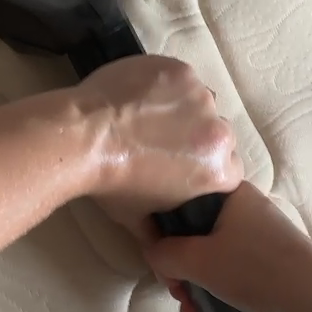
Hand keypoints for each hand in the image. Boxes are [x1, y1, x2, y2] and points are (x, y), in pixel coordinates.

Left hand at [72, 56, 241, 232]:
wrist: (84, 138)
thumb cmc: (112, 181)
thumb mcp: (138, 219)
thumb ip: (159, 230)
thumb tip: (159, 241)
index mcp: (218, 171)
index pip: (228, 169)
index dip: (203, 167)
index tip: (181, 164)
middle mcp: (219, 132)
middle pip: (215, 133)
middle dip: (194, 137)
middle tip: (159, 139)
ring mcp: (199, 96)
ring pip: (197, 102)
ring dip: (179, 108)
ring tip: (144, 114)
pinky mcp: (179, 70)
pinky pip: (179, 77)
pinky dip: (163, 84)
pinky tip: (138, 93)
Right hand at [143, 182, 311, 311]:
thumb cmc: (255, 270)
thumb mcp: (198, 261)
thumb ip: (165, 254)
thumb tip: (153, 252)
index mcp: (231, 194)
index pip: (184, 204)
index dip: (165, 235)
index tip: (162, 266)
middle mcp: (249, 208)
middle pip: (198, 235)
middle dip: (183, 271)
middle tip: (179, 296)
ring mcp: (265, 235)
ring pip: (216, 257)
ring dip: (199, 287)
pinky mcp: (276, 261)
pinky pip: (236, 270)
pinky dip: (221, 291)